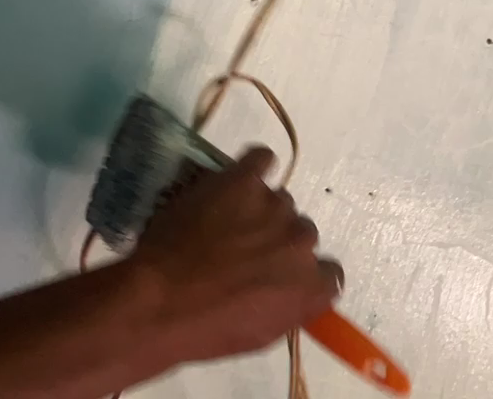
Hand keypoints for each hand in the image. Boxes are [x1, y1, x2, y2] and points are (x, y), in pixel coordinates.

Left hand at [127, 146, 342, 364]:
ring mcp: (273, 205)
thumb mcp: (261, 335)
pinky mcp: (244, 179)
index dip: (304, 272)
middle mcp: (300, 241)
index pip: (329, 272)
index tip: (282, 275)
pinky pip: (262, 159)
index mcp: (310, 286)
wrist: (163, 298)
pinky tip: (241, 178)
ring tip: (228, 220)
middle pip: (301, 232)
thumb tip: (291, 290)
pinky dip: (255, 166)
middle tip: (245, 249)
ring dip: (261, 209)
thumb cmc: (208, 327)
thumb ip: (289, 307)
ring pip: (279, 200)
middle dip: (278, 240)